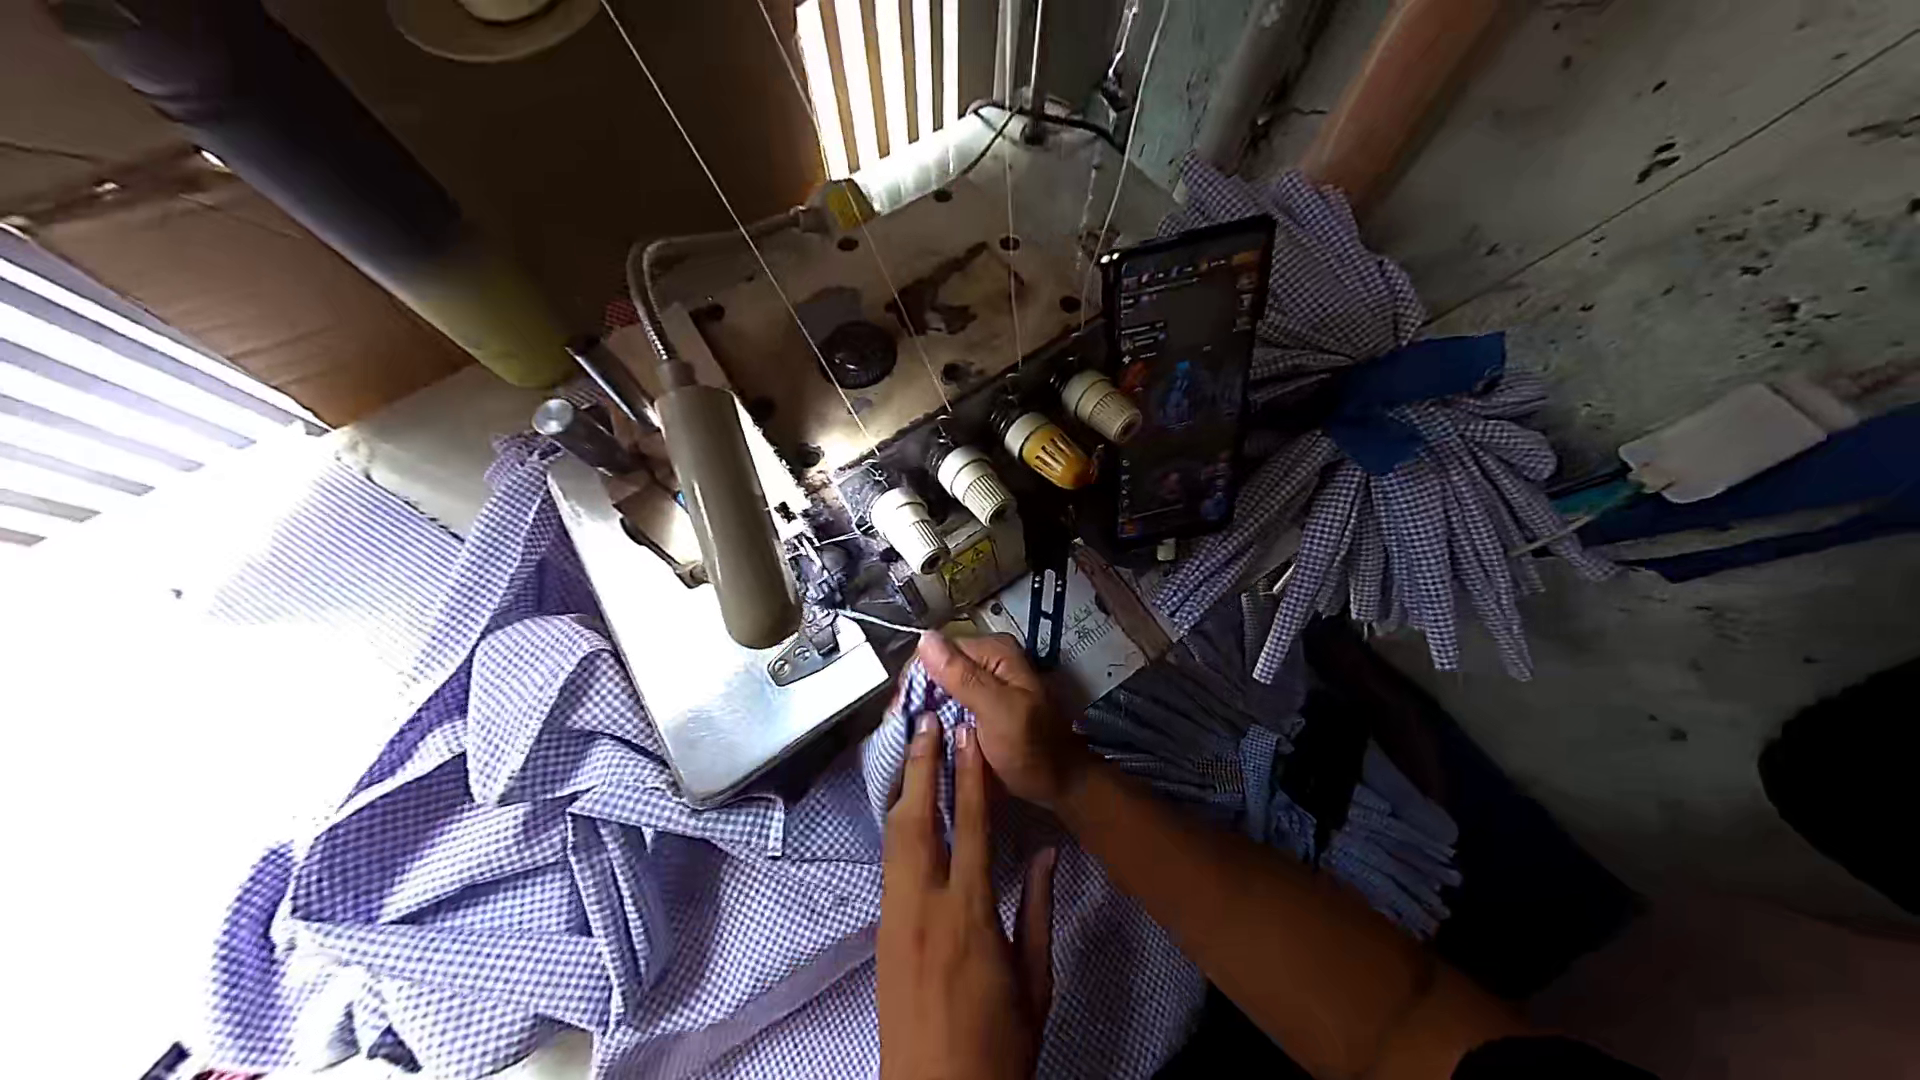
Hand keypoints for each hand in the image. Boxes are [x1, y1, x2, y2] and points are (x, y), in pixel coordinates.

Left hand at [879, 714, 1055, 1079]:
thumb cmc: (998, 1046)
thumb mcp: (1035, 982)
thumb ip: (1039, 911)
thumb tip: (1048, 853)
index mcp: (970, 914)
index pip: (972, 826)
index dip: (971, 775)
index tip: (968, 735)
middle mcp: (925, 904)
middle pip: (919, 819)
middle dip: (924, 766)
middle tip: (929, 722)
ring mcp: (896, 916)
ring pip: (895, 836)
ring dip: (907, 788)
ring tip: (916, 750)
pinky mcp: (882, 931)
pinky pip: (889, 863)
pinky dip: (898, 825)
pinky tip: (906, 809)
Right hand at [917, 633, 1093, 809]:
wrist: (1059, 783)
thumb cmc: (1032, 749)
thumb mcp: (997, 710)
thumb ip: (962, 676)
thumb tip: (924, 639)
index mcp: (994, 651)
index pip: (937, 650)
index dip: (916, 678)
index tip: (902, 710)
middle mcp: (987, 660)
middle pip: (936, 668)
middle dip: (917, 695)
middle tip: (901, 728)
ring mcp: (983, 683)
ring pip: (938, 688)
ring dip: (922, 709)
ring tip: (906, 735)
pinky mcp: (979, 706)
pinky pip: (947, 705)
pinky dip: (934, 719)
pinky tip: (924, 736)